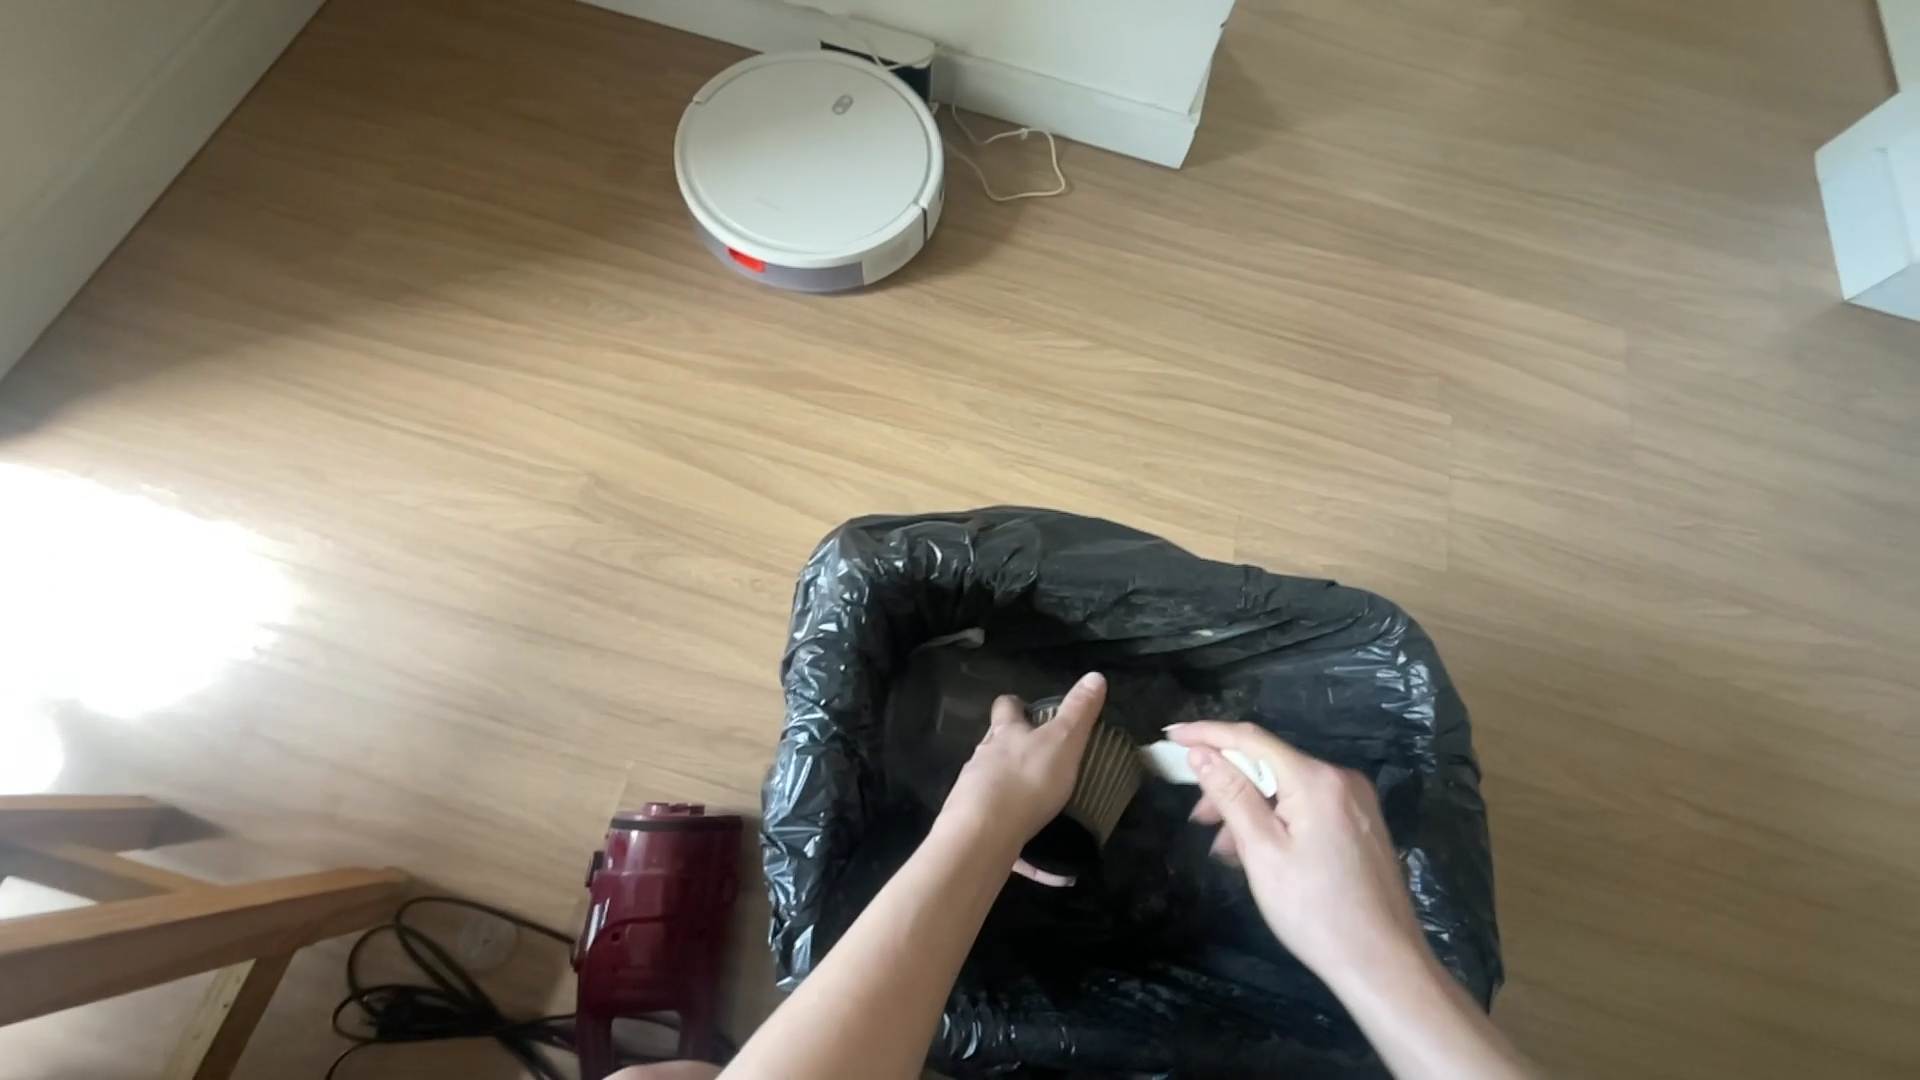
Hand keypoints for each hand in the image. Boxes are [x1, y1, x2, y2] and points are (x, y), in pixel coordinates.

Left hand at [940, 672, 1104, 856]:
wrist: (983, 833)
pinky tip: (1045, 870)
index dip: (1016, 705)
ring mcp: (973, 791)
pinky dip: (1020, 847)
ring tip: (1043, 816)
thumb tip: (1096, 675)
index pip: (1006, 707)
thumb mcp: (1063, 741)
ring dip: (1015, 798)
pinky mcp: (971, 826)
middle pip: (996, 746)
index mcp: (1005, 733)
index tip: (1029, 709)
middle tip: (1043, 766)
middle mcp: (984, 757)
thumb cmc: (1027, 779)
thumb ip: (1079, 712)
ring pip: (994, 788)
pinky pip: (999, 835)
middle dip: (1014, 753)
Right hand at [1166, 721, 1426, 988]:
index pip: (1250, 739)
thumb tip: (1200, 753)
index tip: (1171, 736)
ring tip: (1223, 847)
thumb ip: (1230, 794)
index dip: (1206, 734)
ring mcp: (1355, 801)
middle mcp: (1340, 778)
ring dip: (1248, 806)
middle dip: (1227, 783)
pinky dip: (1274, 819)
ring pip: (1284, 787)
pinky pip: (1304, 805)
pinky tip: (1256, 851)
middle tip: (1197, 816)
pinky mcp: (1360, 823)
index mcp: (1316, 780)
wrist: (1387, 969)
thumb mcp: (1261, 851)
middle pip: (1268, 763)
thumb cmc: (1315, 911)